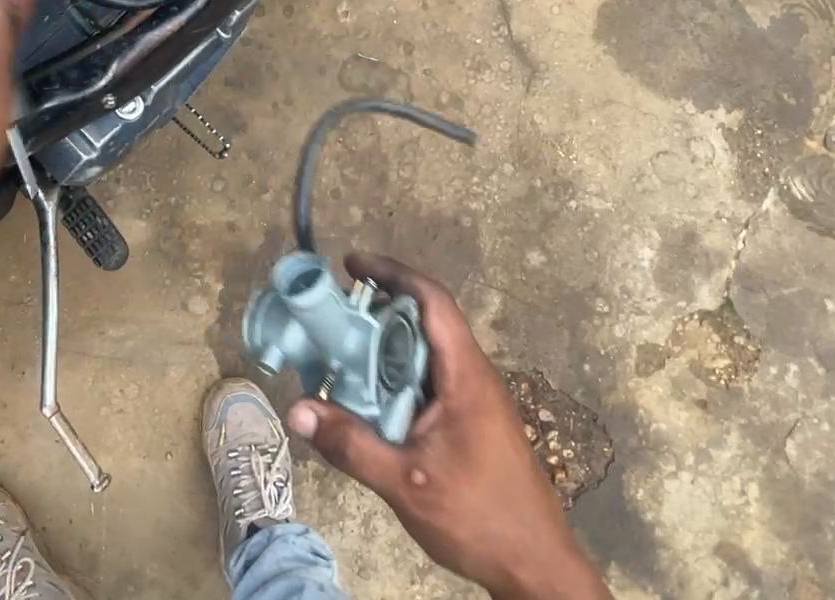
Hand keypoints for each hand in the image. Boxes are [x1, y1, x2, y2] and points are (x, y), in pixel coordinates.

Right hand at [286, 253, 610, 599]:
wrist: (538, 569)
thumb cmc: (480, 518)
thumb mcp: (407, 483)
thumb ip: (351, 445)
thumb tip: (297, 410)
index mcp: (465, 376)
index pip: (433, 302)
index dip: (393, 273)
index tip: (351, 265)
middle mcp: (472, 376)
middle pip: (425, 318)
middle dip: (378, 304)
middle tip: (331, 308)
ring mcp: (472, 398)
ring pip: (424, 349)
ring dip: (384, 338)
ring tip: (338, 344)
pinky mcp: (467, 419)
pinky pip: (425, 376)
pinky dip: (392, 369)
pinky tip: (364, 391)